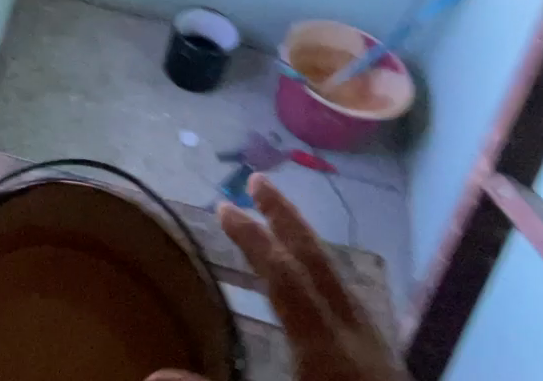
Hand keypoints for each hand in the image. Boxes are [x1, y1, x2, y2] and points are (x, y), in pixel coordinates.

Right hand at [151, 174, 408, 380]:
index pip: (282, 274)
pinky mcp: (391, 373)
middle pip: (319, 264)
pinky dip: (329, 281)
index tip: (223, 204)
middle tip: (259, 181)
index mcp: (324, 347)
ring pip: (343, 283)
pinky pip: (355, 307)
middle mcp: (356, 339)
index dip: (251, 237)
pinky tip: (324, 293)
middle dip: (287, 219)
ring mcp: (380, 355)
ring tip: (285, 225)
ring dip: (310, 247)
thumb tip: (151, 375)